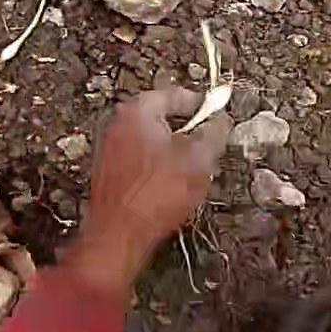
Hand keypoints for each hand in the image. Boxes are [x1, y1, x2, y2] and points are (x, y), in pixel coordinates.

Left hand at [68, 88, 231, 299]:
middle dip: (188, 128)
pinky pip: (140, 157)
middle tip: (209, 142)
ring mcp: (110, 147)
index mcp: (139, 111)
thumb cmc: (157, 194)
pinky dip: (158, 163)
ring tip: (194, 166)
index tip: (218, 115)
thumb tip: (222, 120)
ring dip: (173, 147)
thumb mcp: (198, 160)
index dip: (202, 104)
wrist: (118, 236)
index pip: (175, 94)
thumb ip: (214, 134)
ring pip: (151, 138)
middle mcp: (119, 123)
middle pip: (161, 116)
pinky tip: (172, 183)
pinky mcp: (108, 172)